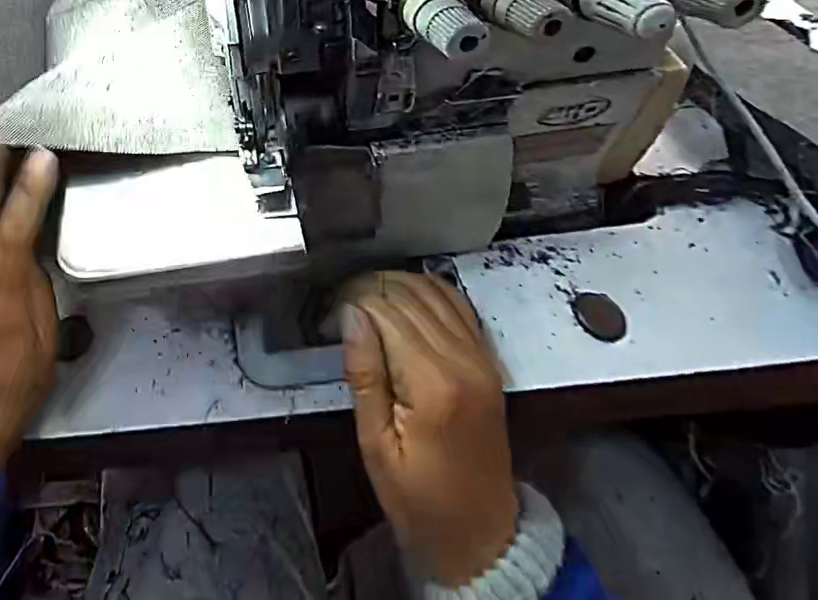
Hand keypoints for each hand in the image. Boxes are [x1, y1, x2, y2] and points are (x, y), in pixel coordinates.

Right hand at [341, 272, 519, 586]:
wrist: (480, 533)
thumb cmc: (420, 501)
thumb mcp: (375, 446)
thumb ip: (364, 374)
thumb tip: (350, 316)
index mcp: (434, 385)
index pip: (387, 313)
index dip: (353, 301)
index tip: (329, 310)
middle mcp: (463, 360)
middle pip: (410, 296)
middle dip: (370, 288)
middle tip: (341, 301)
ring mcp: (481, 356)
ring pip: (434, 291)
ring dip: (397, 283)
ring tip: (365, 295)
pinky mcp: (487, 359)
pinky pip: (458, 304)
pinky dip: (429, 290)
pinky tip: (405, 295)